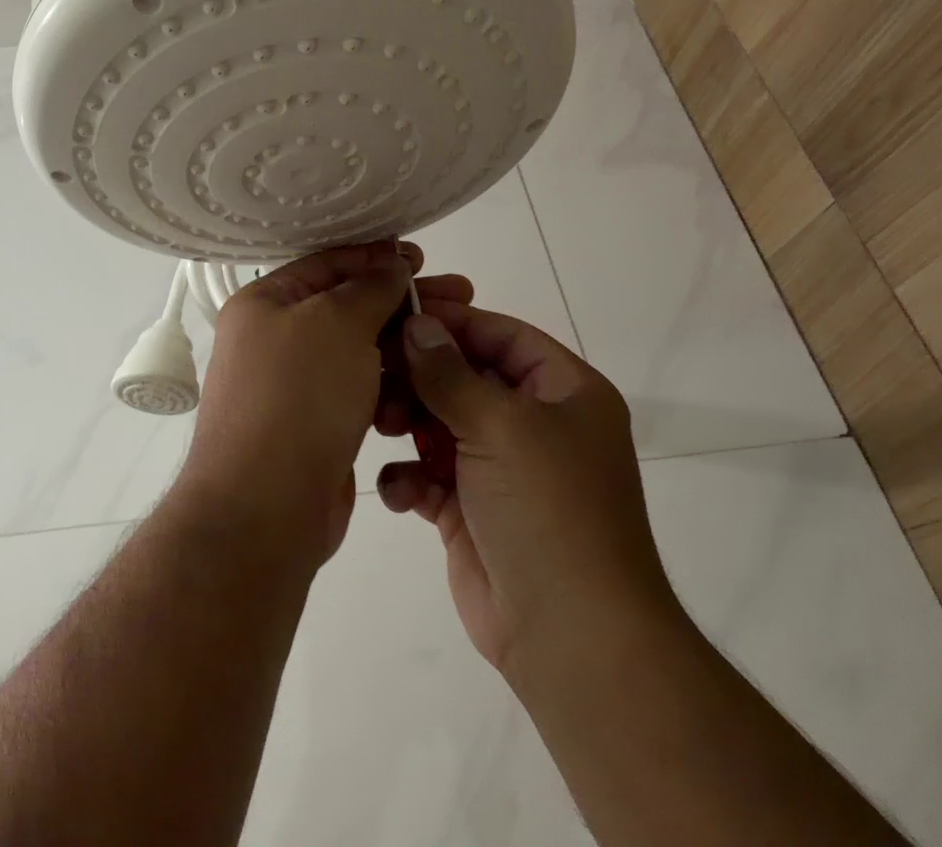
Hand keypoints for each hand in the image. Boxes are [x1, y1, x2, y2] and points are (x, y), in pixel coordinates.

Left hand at [183, 242, 472, 561]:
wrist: (266, 506)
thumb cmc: (298, 398)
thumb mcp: (336, 323)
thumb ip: (370, 287)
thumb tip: (390, 266)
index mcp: (264, 304)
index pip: (327, 263)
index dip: (376, 257)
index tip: (425, 260)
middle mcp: (274, 340)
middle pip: (348, 308)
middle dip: (403, 302)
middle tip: (462, 297)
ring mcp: (294, 388)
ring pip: (359, 354)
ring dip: (403, 348)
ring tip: (453, 344)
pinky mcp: (316, 426)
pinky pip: (360, 394)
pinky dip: (391, 388)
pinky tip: (425, 390)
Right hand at [375, 302, 671, 671]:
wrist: (568, 629)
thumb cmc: (548, 508)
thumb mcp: (503, 426)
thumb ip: (450, 373)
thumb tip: (417, 324)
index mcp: (564, 393)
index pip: (502, 336)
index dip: (452, 322)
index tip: (395, 313)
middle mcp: (534, 426)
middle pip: (465, 379)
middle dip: (420, 378)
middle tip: (374, 377)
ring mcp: (500, 471)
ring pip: (440, 426)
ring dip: (409, 425)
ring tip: (382, 428)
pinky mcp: (469, 512)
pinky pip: (429, 478)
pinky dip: (409, 480)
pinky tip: (400, 493)